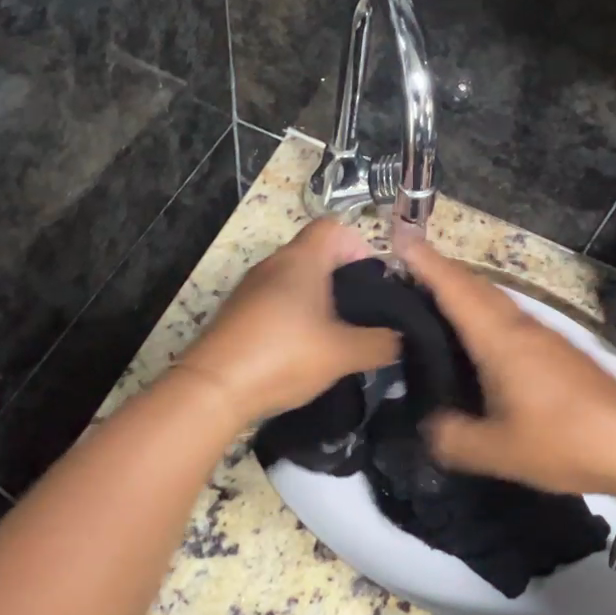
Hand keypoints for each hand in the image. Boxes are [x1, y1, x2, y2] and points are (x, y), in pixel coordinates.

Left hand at [180, 218, 400, 421]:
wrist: (214, 388)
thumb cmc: (283, 356)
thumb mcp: (343, 353)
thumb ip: (380, 343)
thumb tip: (401, 338)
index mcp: (301, 260)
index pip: (333, 227)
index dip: (359, 245)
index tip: (373, 282)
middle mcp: (274, 264)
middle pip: (315, 254)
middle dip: (343, 278)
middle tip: (363, 313)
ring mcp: (251, 288)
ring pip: (295, 280)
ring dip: (319, 300)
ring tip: (338, 335)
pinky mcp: (238, 313)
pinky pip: (276, 301)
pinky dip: (295, 316)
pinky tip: (304, 349)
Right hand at [398, 236, 615, 497]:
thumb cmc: (566, 442)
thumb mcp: (497, 451)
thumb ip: (453, 438)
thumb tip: (428, 426)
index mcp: (501, 340)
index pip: (455, 288)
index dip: (426, 262)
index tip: (400, 236)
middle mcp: (523, 328)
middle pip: (476, 287)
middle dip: (440, 272)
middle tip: (406, 271)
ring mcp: (547, 338)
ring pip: (497, 302)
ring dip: (465, 292)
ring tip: (434, 302)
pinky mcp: (562, 353)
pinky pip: (513, 320)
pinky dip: (486, 315)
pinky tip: (481, 342)